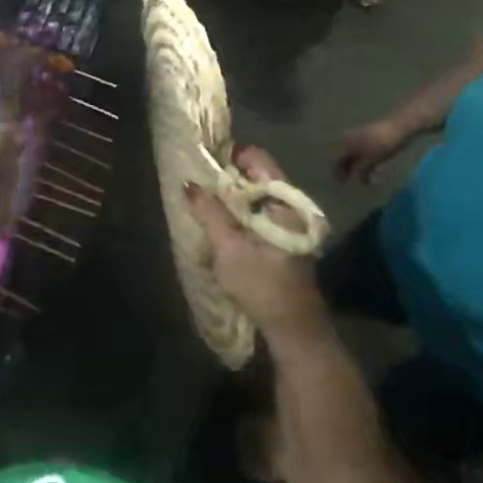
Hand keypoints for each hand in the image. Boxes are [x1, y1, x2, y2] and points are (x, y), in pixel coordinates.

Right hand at [183, 147, 329, 341]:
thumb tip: (188, 183)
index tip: (202, 159)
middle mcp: (289, 206)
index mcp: (283, 202)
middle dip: (224, 175)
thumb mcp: (229, 248)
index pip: (258, 159)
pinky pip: (254, 212)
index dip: (229, 154)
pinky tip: (215, 221)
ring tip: (199, 199)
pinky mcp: (280, 239)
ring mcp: (286, 223)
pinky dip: (235, 210)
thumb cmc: (264, 286)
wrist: (294, 329)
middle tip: (194, 180)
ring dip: (227, 195)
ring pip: (253, 195)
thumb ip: (209, 212)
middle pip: (254, 175)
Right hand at [333, 117, 416, 185]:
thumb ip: (363, 171)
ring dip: (360, 165)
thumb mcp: (372, 160)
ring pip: (355, 154)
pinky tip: (376, 165)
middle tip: (354, 179)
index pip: (337, 161)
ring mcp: (359, 136)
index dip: (337, 173)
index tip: (341, 184)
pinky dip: (366, 159)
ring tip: (370, 175)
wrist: (399, 126)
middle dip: (349, 169)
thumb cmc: (383, 144)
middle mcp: (348, 139)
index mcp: (346, 145)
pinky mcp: (369, 135)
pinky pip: (362, 149)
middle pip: (345, 157)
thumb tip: (361, 182)